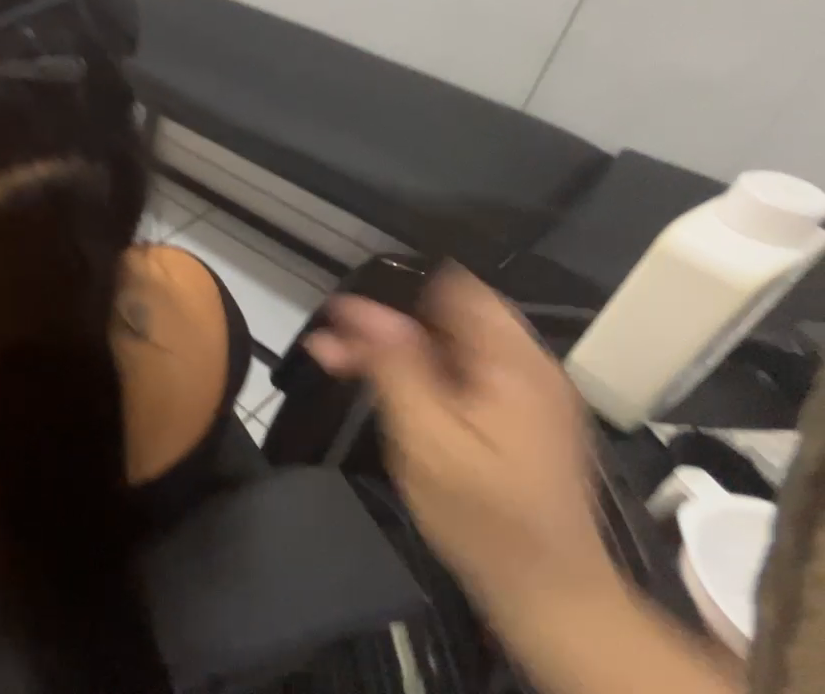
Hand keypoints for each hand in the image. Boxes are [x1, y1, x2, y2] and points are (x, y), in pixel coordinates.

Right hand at [304, 265, 615, 609]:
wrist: (545, 589)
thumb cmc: (481, 512)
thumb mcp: (426, 435)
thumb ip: (395, 366)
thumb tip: (361, 310)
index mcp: (512, 364)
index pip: (457, 288)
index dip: (400, 286)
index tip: (349, 305)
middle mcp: (528, 368)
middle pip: (450, 317)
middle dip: (387, 322)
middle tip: (330, 341)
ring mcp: (526, 396)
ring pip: (452, 345)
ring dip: (396, 346)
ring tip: (340, 360)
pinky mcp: (517, 421)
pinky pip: (463, 373)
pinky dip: (419, 371)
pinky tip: (382, 386)